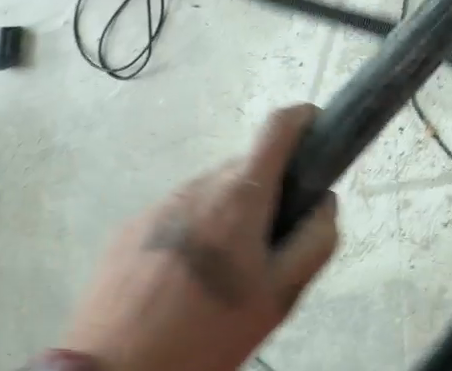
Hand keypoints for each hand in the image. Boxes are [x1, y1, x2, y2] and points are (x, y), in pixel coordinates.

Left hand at [61, 104, 339, 370]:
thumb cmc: (205, 334)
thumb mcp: (279, 298)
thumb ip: (316, 241)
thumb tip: (324, 202)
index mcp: (240, 195)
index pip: (279, 125)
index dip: (305, 119)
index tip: (318, 136)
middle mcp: (199, 186)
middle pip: (248, 168)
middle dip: (267, 193)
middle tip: (268, 246)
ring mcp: (158, 205)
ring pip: (212, 193)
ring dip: (228, 216)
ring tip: (221, 273)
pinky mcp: (127, 230)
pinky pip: (177, 216)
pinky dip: (192, 234)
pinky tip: (182, 283)